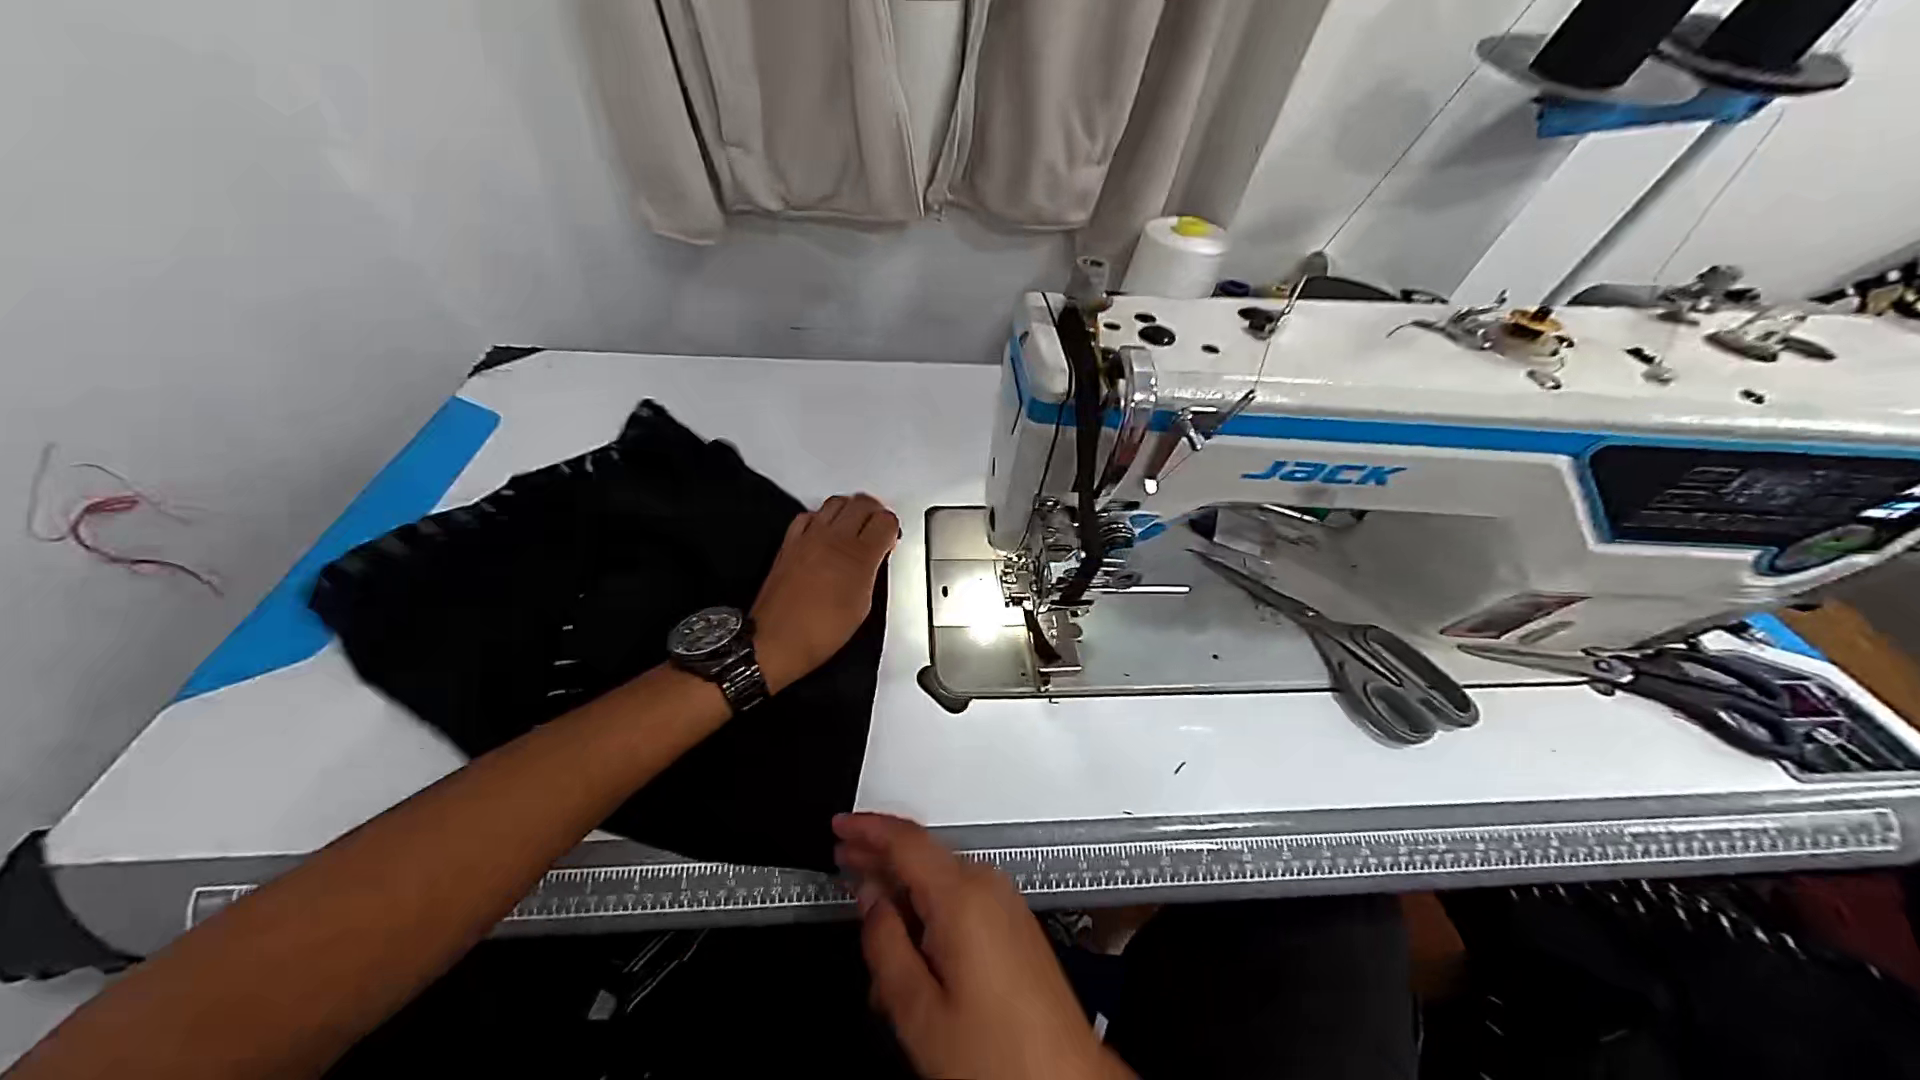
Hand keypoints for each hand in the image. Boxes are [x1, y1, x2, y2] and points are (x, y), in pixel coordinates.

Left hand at [751, 494, 897, 693]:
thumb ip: (872, 573)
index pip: (885, 521)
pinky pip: (809, 515)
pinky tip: (825, 530)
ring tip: (855, 524)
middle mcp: (833, 540)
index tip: (891, 536)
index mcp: (858, 556)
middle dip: (875, 512)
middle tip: (878, 524)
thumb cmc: (818, 632)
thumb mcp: (862, 606)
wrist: (777, 640)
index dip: (892, 527)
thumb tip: (876, 560)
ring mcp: (809, 538)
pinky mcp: (789, 543)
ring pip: (836, 502)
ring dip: (850, 510)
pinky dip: (821, 517)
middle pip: (862, 503)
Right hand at [834, 814, 1134, 1079]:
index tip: (842, 825)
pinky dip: (928, 908)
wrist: (1065, 1078)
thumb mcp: (919, 1010)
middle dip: (880, 858)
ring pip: (940, 880)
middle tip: (845, 860)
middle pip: (922, 855)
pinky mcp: (1013, 920)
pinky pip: (961, 897)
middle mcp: (988, 888)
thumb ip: (886, 945)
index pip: (906, 841)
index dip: (867, 829)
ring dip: (902, 893)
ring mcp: (1004, 902)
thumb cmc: (1002, 1056)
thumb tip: (870, 904)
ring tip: (870, 921)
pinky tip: (909, 941)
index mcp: (962, 898)